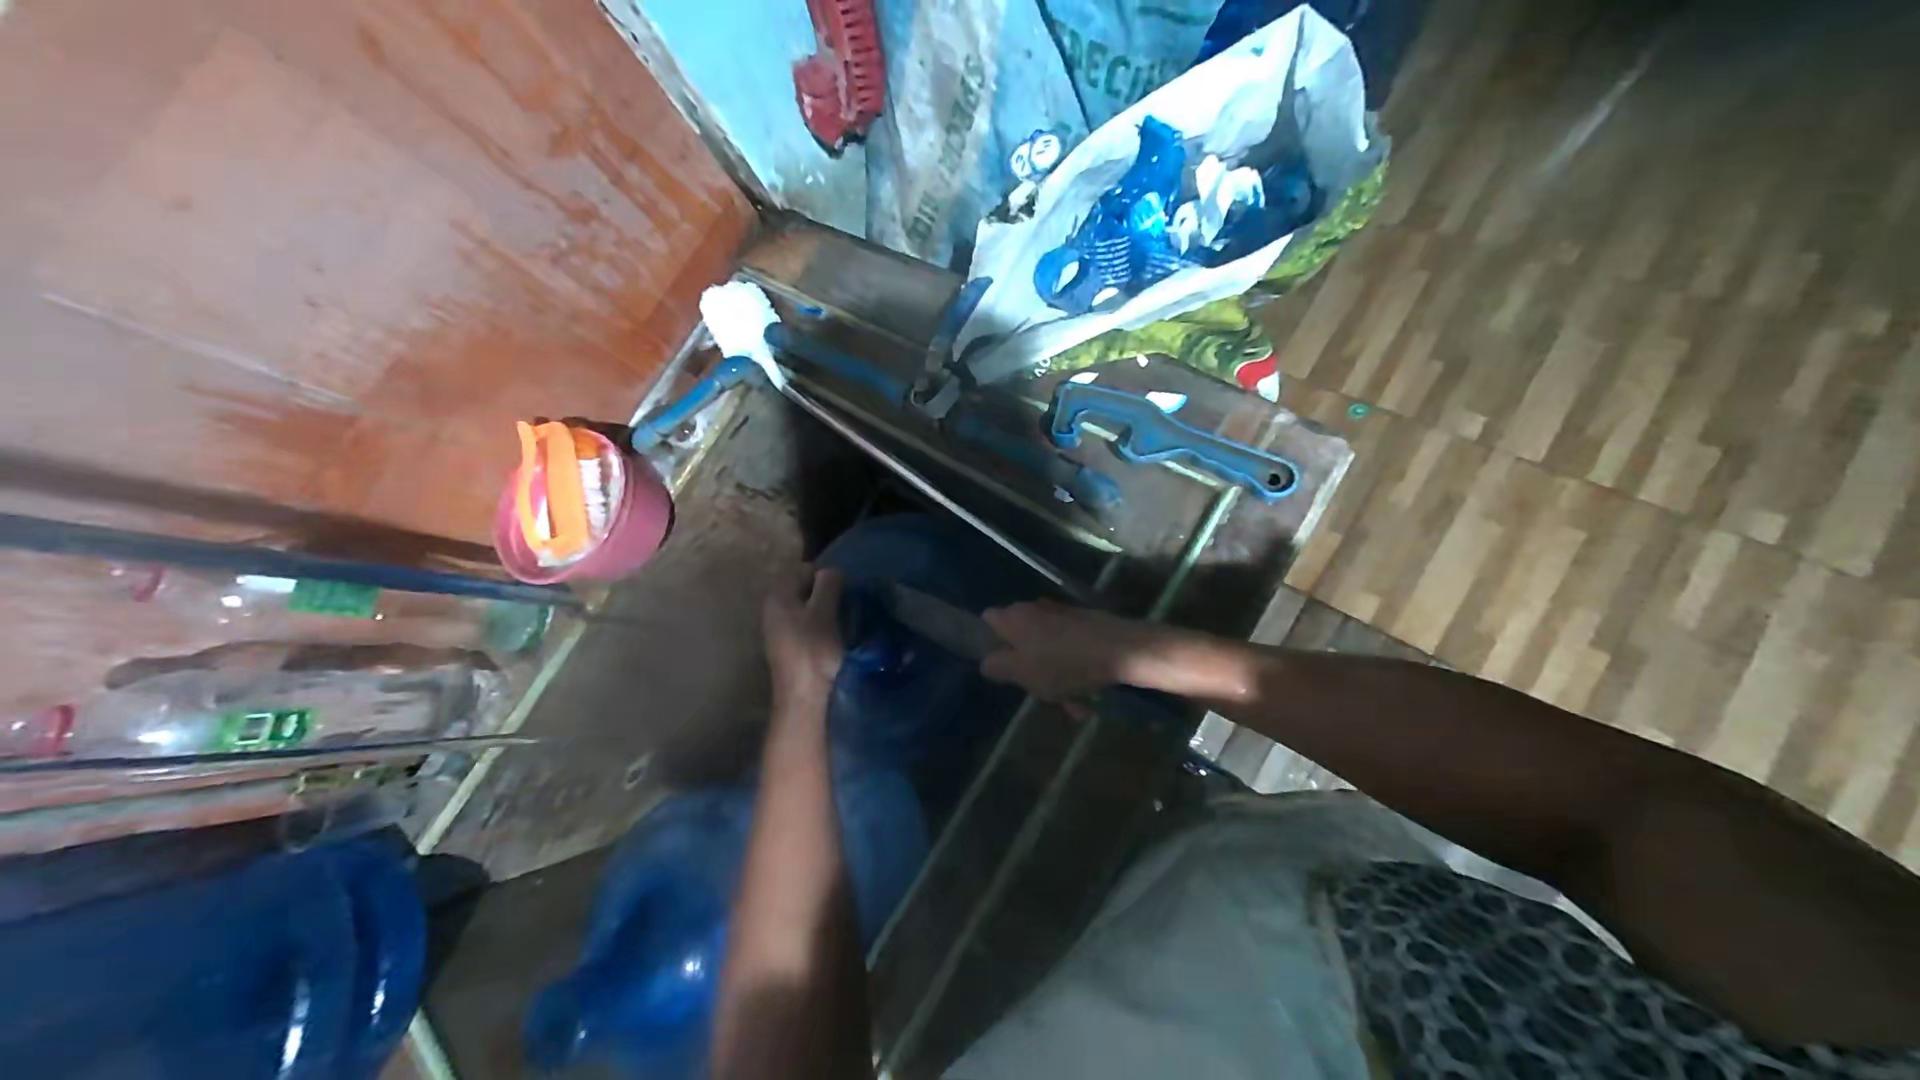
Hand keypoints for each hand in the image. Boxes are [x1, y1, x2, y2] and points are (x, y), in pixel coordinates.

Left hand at [763, 565, 844, 710]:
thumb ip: (828, 585)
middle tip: (846, 606)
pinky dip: (819, 625)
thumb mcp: (824, 612)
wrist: (802, 694)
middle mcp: (773, 607)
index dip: (827, 577)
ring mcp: (778, 627)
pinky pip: (805, 623)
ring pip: (807, 606)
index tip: (844, 593)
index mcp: (778, 595)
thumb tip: (831, 571)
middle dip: (826, 593)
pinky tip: (831, 637)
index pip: (805, 569)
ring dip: (825, 610)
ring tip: (842, 622)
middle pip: (805, 588)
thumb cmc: (814, 649)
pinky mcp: (787, 644)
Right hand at [979, 600, 1161, 700]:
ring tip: (1074, 704)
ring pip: (1049, 649)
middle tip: (1040, 692)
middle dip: (1029, 667)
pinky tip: (1089, 696)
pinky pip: (1071, 650)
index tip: (1000, 666)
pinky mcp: (1086, 623)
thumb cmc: (1062, 664)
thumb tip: (987, 662)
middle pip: (1021, 638)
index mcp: (1014, 617)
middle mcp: (1035, 609)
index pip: (988, 620)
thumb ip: (998, 667)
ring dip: (1056, 676)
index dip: (989, 642)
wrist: (1120, 650)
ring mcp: (1063, 614)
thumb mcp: (1022, 673)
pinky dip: (1076, 670)